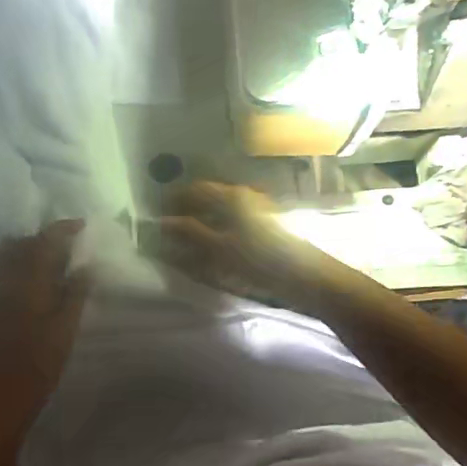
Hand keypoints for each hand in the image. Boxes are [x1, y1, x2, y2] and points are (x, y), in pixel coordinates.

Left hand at [0, 220, 92, 448]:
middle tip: (65, 248)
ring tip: (41, 262)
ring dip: (21, 250)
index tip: (79, 225)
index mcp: (27, 280)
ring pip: (0, 256)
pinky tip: (21, 286)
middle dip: (42, 240)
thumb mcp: (66, 328)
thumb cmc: (40, 363)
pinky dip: (8, 269)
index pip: (45, 241)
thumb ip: (75, 293)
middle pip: (20, 244)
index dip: (62, 229)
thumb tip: (85, 267)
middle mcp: (2, 279)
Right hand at [157, 182, 343, 309]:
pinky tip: (217, 248)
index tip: (160, 218)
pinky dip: (220, 230)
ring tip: (191, 244)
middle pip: (209, 197)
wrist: (307, 276)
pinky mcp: (268, 224)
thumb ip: (190, 233)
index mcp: (231, 195)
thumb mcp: (219, 248)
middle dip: (188, 212)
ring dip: (204, 222)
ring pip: (222, 209)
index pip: (195, 189)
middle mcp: (245, 195)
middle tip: (172, 233)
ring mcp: (259, 208)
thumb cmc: (260, 260)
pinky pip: (235, 221)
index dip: (175, 201)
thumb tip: (161, 222)